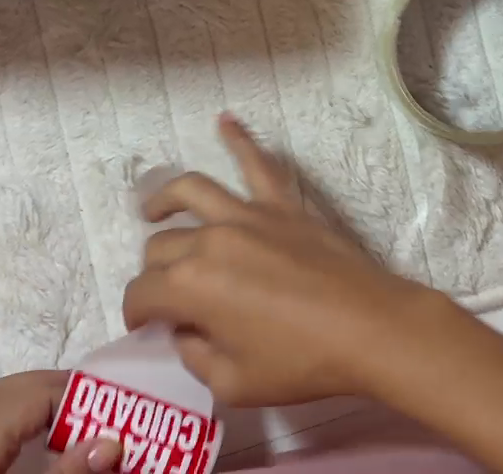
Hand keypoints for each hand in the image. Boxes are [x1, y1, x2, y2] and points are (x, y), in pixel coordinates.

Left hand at [0, 372, 122, 473]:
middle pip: (6, 392)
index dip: (74, 392)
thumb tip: (111, 443)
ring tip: (61, 420)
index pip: (33, 394)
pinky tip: (21, 446)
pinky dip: (1, 422)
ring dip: (25, 403)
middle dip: (50, 391)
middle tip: (90, 405)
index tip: (109, 402)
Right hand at [122, 115, 454, 407]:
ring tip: (153, 210)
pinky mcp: (282, 203)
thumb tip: (186, 330)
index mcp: (190, 287)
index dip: (136, 313)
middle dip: (153, 271)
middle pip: (162, 246)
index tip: (145, 326)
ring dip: (165, 198)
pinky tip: (225, 120)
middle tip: (164, 292)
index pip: (142, 293)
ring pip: (192, 191)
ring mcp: (248, 214)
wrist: (367, 327)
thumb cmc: (300, 362)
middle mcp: (210, 239)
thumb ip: (194, 354)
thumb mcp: (233, 382)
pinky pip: (258, 162)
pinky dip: (239, 138)